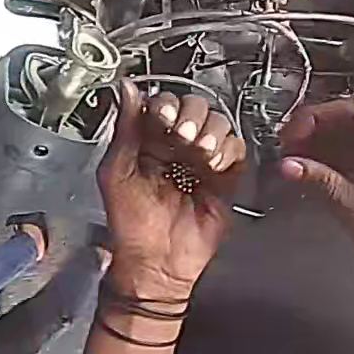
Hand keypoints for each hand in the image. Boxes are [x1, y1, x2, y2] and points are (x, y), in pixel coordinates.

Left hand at [97, 82, 248, 299]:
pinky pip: (237, 151)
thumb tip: (127, 89)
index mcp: (149, 140)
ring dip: (211, 132)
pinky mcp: (225, 180)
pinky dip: (229, 151)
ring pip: (219, 123)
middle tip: (183, 137)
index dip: (167, 104)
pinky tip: (213, 165)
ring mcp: (202, 161)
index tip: (163, 118)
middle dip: (191, 117)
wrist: (155, 263)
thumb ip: (125, 129)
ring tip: (199, 154)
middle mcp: (177, 146)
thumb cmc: (129, 224)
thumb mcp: (116, 172)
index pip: (165, 102)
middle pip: (196, 107)